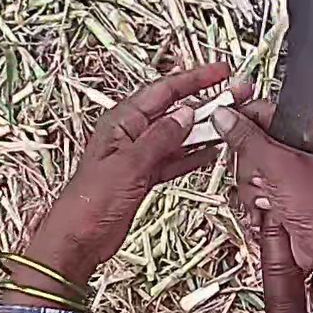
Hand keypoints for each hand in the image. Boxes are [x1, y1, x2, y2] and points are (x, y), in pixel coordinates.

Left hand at [9, 64, 232, 299]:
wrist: (79, 240)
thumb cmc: (89, 203)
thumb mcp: (129, 165)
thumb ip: (159, 139)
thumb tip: (185, 113)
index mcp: (121, 123)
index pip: (163, 91)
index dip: (194, 80)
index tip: (221, 73)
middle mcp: (130, 136)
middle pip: (174, 112)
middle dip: (205, 105)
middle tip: (234, 98)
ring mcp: (138, 158)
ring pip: (177, 137)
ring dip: (203, 131)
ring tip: (230, 123)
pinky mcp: (143, 179)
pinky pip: (173, 161)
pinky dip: (192, 157)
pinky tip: (212, 152)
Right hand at [211, 100, 312, 276]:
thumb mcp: (279, 166)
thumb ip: (248, 139)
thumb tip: (224, 117)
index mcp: (304, 134)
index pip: (263, 113)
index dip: (242, 121)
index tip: (226, 130)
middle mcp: (295, 152)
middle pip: (249, 145)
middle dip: (249, 166)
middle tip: (262, 176)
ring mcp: (286, 176)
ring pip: (247, 172)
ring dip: (252, 190)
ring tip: (270, 198)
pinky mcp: (279, 198)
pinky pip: (251, 193)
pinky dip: (254, 204)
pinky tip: (268, 210)